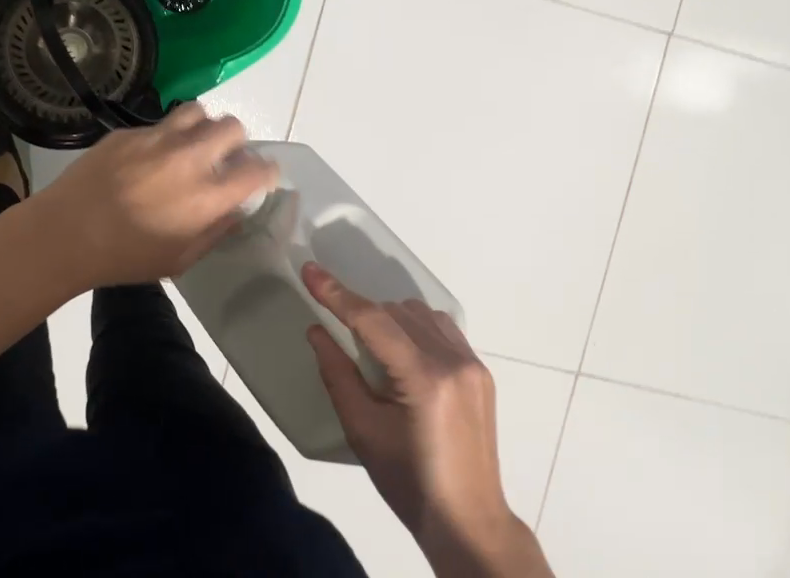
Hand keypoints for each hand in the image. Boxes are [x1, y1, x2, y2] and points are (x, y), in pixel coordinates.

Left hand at [32, 104, 276, 288]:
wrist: (66, 233)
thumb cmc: (124, 257)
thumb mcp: (178, 261)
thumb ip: (214, 233)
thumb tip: (233, 211)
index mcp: (206, 195)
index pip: (257, 169)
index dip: (267, 170)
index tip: (262, 175)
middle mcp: (188, 158)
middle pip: (232, 127)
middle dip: (237, 141)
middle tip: (225, 157)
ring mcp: (157, 138)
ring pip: (197, 111)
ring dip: (203, 127)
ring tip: (192, 145)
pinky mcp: (128, 132)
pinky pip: (159, 123)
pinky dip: (165, 136)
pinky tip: (149, 157)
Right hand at [304, 264, 551, 577]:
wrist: (467, 519)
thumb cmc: (407, 481)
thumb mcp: (362, 430)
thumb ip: (337, 373)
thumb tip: (318, 330)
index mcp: (424, 378)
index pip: (373, 320)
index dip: (337, 293)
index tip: (309, 270)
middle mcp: (453, 360)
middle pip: (396, 312)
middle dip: (362, 315)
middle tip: (339, 337)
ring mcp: (472, 363)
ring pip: (419, 314)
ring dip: (390, 319)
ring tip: (373, 351)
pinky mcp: (480, 372)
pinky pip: (441, 328)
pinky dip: (415, 329)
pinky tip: (404, 353)